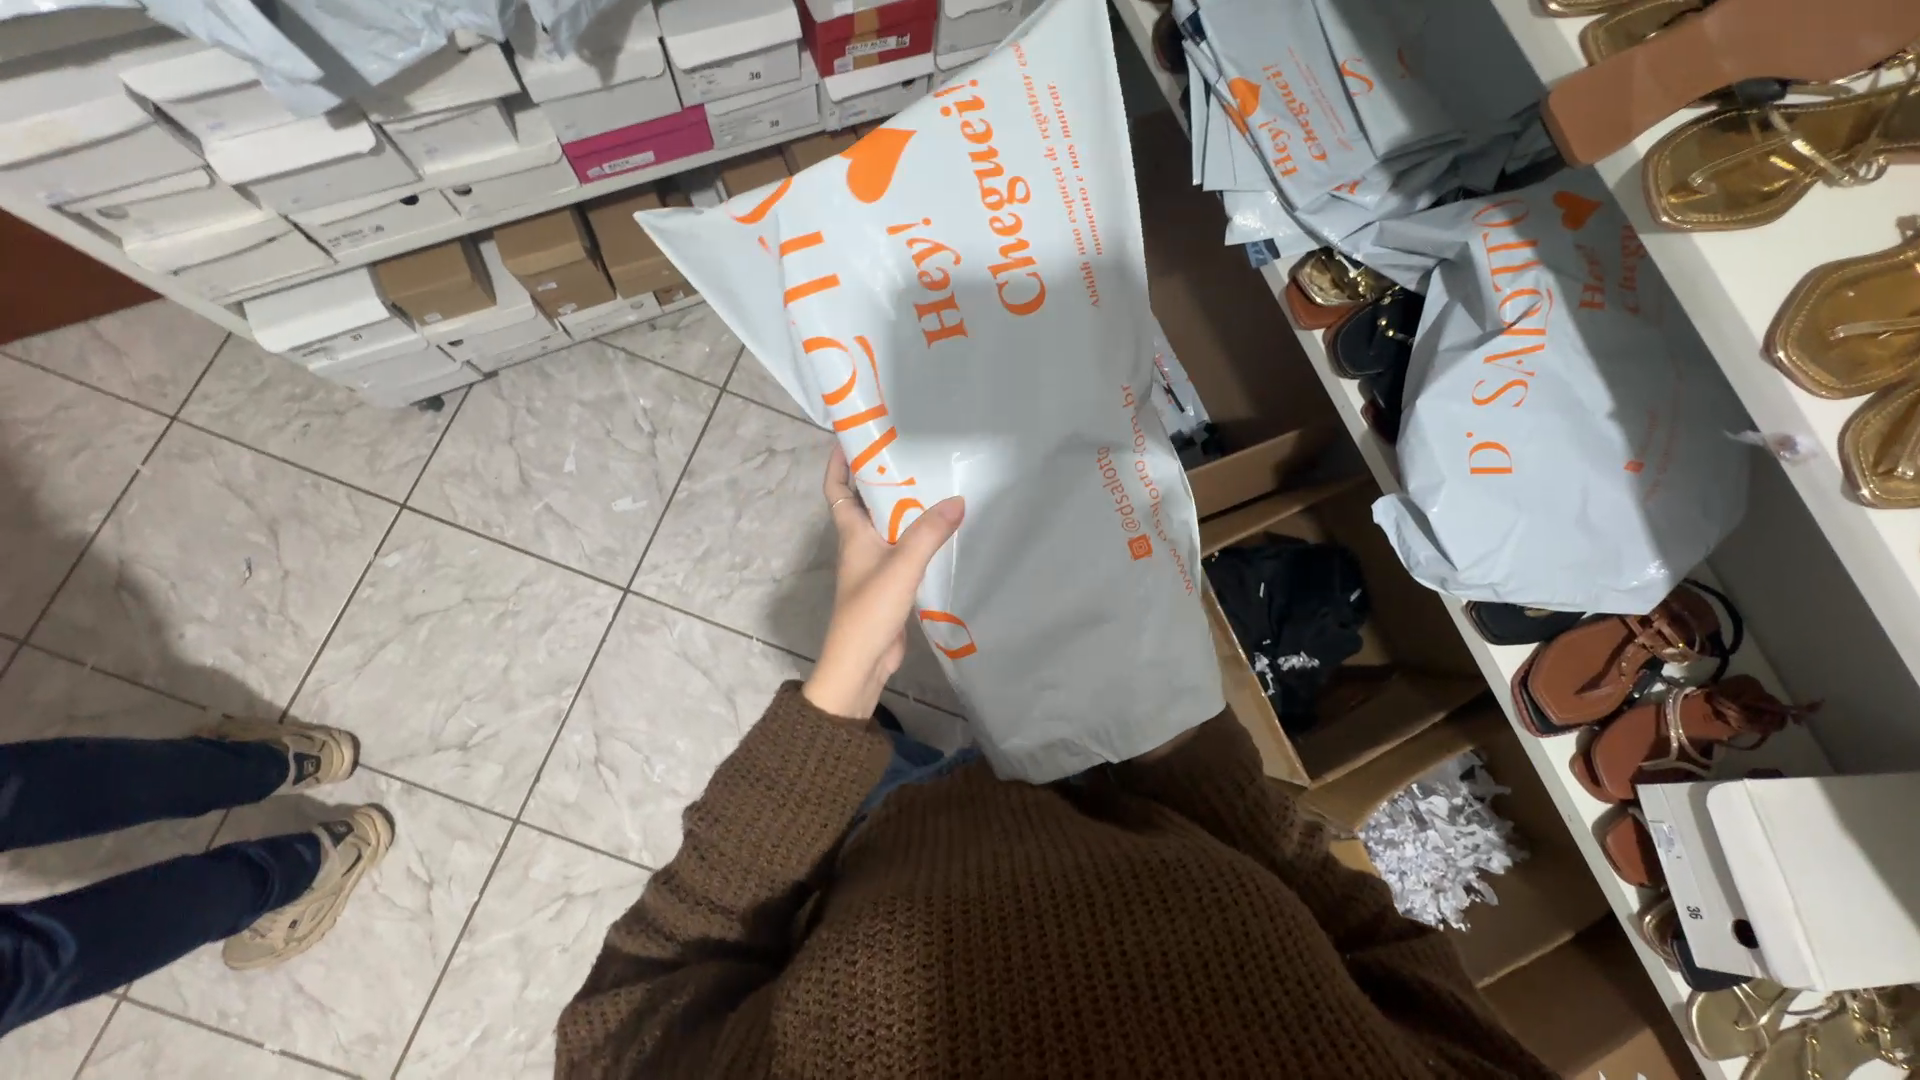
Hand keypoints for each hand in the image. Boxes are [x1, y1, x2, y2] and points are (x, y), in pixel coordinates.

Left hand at [802, 444, 964, 719]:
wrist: (861, 663)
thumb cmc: (869, 609)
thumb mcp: (902, 565)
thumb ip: (929, 533)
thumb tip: (958, 500)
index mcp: (851, 532)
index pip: (836, 487)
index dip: (840, 460)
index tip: (857, 435)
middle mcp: (860, 543)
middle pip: (866, 501)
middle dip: (883, 476)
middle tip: (913, 451)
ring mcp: (875, 564)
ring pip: (888, 525)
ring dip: (904, 506)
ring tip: (935, 481)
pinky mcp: (890, 583)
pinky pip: (905, 549)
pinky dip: (919, 536)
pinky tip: (943, 530)